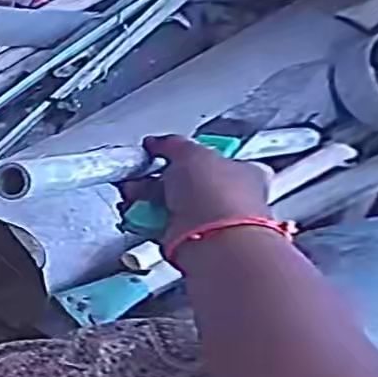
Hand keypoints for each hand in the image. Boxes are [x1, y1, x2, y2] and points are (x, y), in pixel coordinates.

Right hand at [139, 134, 271, 240]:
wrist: (209, 235)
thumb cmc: (218, 195)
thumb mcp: (193, 154)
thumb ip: (173, 144)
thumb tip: (157, 141)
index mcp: (242, 171)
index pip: (207, 157)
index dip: (180, 155)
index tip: (160, 153)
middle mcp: (224, 195)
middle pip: (176, 180)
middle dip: (150, 177)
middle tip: (140, 175)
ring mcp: (202, 216)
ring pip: (160, 200)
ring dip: (141, 196)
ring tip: (135, 194)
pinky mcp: (179, 233)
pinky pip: (150, 219)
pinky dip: (138, 215)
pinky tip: (136, 211)